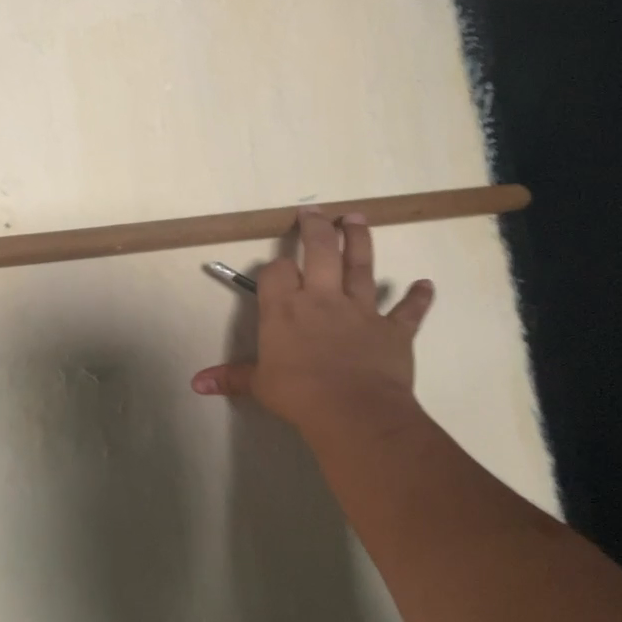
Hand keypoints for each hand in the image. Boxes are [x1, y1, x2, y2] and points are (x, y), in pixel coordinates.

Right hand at [191, 210, 434, 439]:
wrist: (354, 410)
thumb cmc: (298, 393)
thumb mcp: (257, 384)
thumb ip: (231, 377)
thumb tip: (196, 384)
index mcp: (283, 309)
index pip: (276, 272)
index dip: (275, 267)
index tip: (275, 269)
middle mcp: (321, 300)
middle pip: (320, 252)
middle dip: (316, 229)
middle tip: (315, 212)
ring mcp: (361, 311)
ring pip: (361, 267)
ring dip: (359, 240)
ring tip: (357, 218)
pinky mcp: (393, 329)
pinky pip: (408, 310)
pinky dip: (417, 297)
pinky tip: (425, 284)